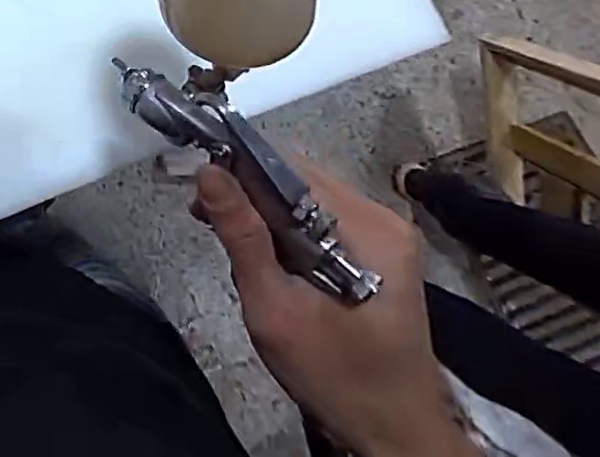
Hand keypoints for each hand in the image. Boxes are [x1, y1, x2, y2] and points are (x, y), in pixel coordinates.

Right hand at [194, 159, 472, 456]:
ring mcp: (383, 231)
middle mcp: (380, 216)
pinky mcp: (378, 247)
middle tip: (211, 225)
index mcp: (366, 226)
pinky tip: (270, 257)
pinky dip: (284, 228)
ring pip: (300, 195)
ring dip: (262, 213)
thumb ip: (242, 235)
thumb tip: (207, 170)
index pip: (285, 169)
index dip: (236, 174)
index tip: (202, 199)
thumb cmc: (334, 376)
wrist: (397, 436)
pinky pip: (315, 215)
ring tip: (240, 249)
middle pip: (293, 178)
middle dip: (247, 196)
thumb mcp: (275, 309)